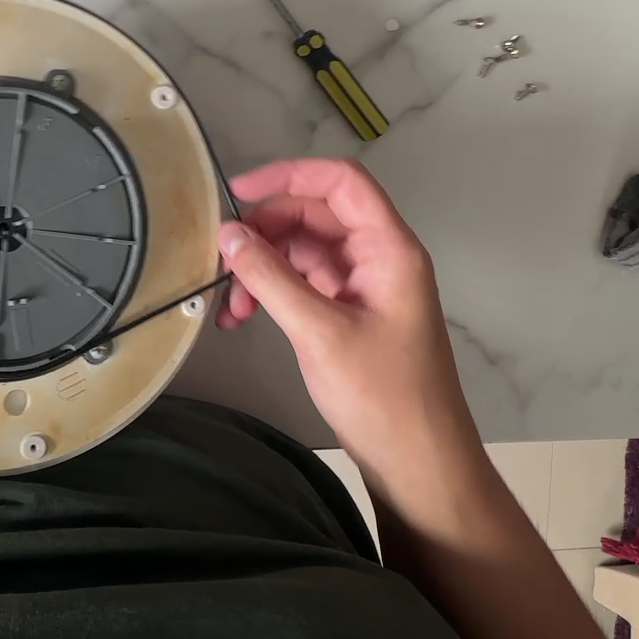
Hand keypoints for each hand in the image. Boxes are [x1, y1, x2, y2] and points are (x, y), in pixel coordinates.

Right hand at [215, 158, 476, 470]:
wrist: (417, 463)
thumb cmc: (381, 395)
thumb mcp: (319, 331)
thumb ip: (271, 278)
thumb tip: (227, 234)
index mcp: (388, 248)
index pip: (340, 182)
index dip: (289, 175)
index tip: (236, 192)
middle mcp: (375, 257)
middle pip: (312, 216)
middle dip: (263, 234)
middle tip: (221, 261)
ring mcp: (359, 285)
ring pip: (299, 251)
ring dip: (259, 269)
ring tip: (228, 306)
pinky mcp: (344, 311)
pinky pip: (299, 283)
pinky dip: (268, 293)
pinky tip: (240, 317)